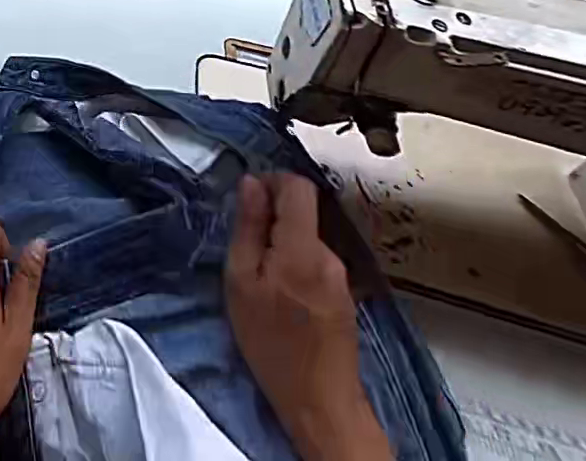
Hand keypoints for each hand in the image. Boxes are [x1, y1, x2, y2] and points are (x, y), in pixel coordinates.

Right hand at [227, 174, 392, 460]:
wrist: (320, 405)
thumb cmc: (270, 343)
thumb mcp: (241, 281)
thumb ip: (248, 227)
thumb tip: (251, 182)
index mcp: (303, 248)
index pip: (297, 186)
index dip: (271, 181)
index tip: (247, 202)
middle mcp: (329, 254)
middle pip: (301, 212)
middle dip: (272, 218)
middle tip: (245, 249)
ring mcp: (341, 274)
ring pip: (305, 236)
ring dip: (281, 243)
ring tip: (259, 276)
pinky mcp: (344, 292)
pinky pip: (314, 258)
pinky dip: (293, 262)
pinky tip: (280, 293)